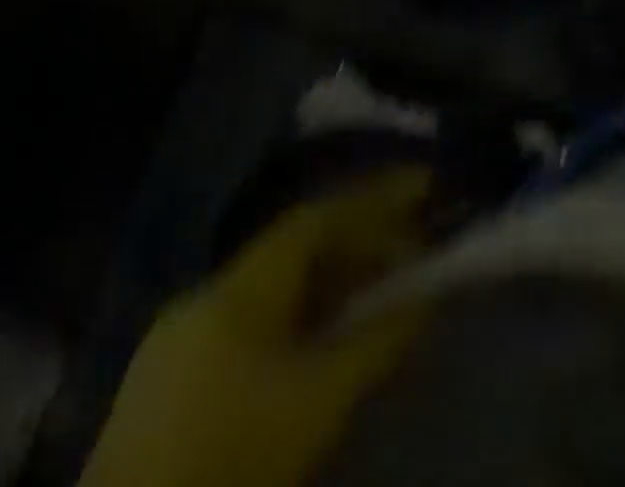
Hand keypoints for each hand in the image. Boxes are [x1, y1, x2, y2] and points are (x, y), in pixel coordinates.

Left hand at [81, 171, 433, 486]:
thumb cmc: (241, 445)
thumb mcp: (330, 391)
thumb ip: (388, 333)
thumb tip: (434, 293)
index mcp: (235, 293)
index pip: (314, 220)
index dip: (377, 198)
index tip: (429, 189)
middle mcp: (204, 301)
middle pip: (299, 251)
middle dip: (367, 244)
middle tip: (422, 250)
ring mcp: (184, 339)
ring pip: (282, 287)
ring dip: (342, 281)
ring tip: (393, 291)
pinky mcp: (180, 375)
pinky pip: (262, 318)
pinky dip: (313, 312)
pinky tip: (342, 333)